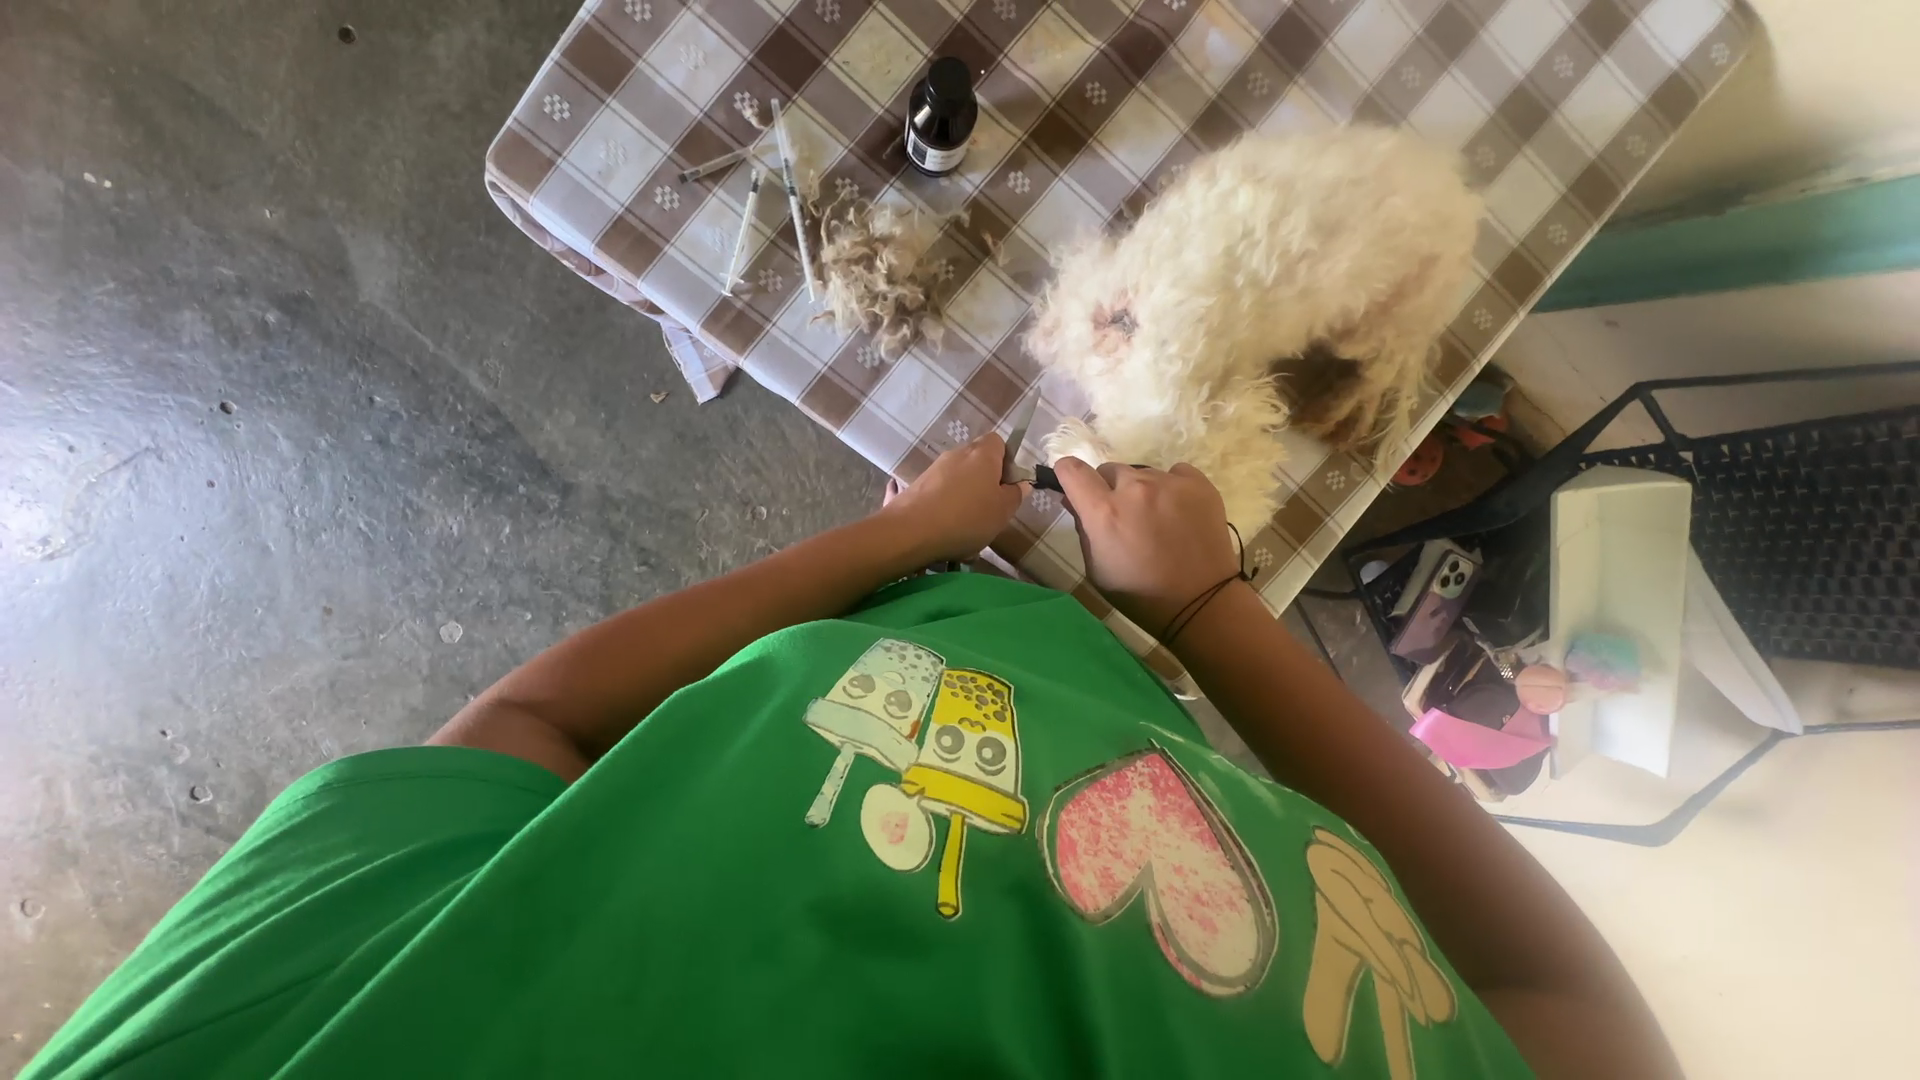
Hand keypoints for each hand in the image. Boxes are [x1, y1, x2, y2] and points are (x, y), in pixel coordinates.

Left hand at [878, 434, 1024, 563]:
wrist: (911, 531)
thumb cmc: (967, 518)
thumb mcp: (1002, 511)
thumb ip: (1015, 495)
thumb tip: (1021, 484)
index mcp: (982, 454)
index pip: (998, 442)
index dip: (1006, 462)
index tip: (1007, 486)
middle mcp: (957, 454)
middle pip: (977, 460)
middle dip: (985, 481)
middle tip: (989, 509)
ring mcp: (933, 468)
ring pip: (957, 478)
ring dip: (964, 496)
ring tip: (965, 526)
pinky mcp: (916, 484)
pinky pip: (938, 492)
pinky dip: (944, 505)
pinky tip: (944, 529)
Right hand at [1051, 457, 1242, 633]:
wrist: (1201, 603)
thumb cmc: (1139, 594)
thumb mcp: (1097, 569)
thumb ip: (1083, 529)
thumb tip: (1074, 501)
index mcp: (1104, 511)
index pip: (1073, 470)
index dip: (1068, 473)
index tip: (1074, 484)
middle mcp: (1135, 488)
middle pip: (1110, 470)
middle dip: (1110, 489)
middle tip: (1123, 516)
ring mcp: (1169, 483)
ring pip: (1144, 473)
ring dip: (1142, 491)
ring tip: (1157, 519)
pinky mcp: (1199, 484)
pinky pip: (1176, 473)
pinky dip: (1172, 488)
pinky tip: (1179, 512)